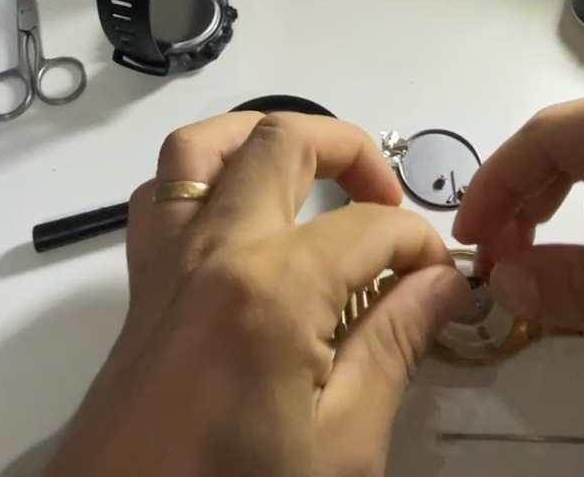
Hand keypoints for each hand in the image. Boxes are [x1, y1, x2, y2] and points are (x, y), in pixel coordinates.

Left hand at [47, 112, 471, 476]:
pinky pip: (162, 190)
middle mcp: (216, 246)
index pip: (370, 227)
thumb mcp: (342, 445)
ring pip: (205, 143)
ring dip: (264, 138)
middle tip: (385, 202)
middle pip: (284, 141)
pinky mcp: (142, 276)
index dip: (419, 245)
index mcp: (273, 287)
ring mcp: (169, 254)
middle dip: (350, 150)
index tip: (439, 277)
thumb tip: (441, 283)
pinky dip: (204, 175)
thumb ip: (394, 345)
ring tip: (309, 171)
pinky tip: (238, 210)